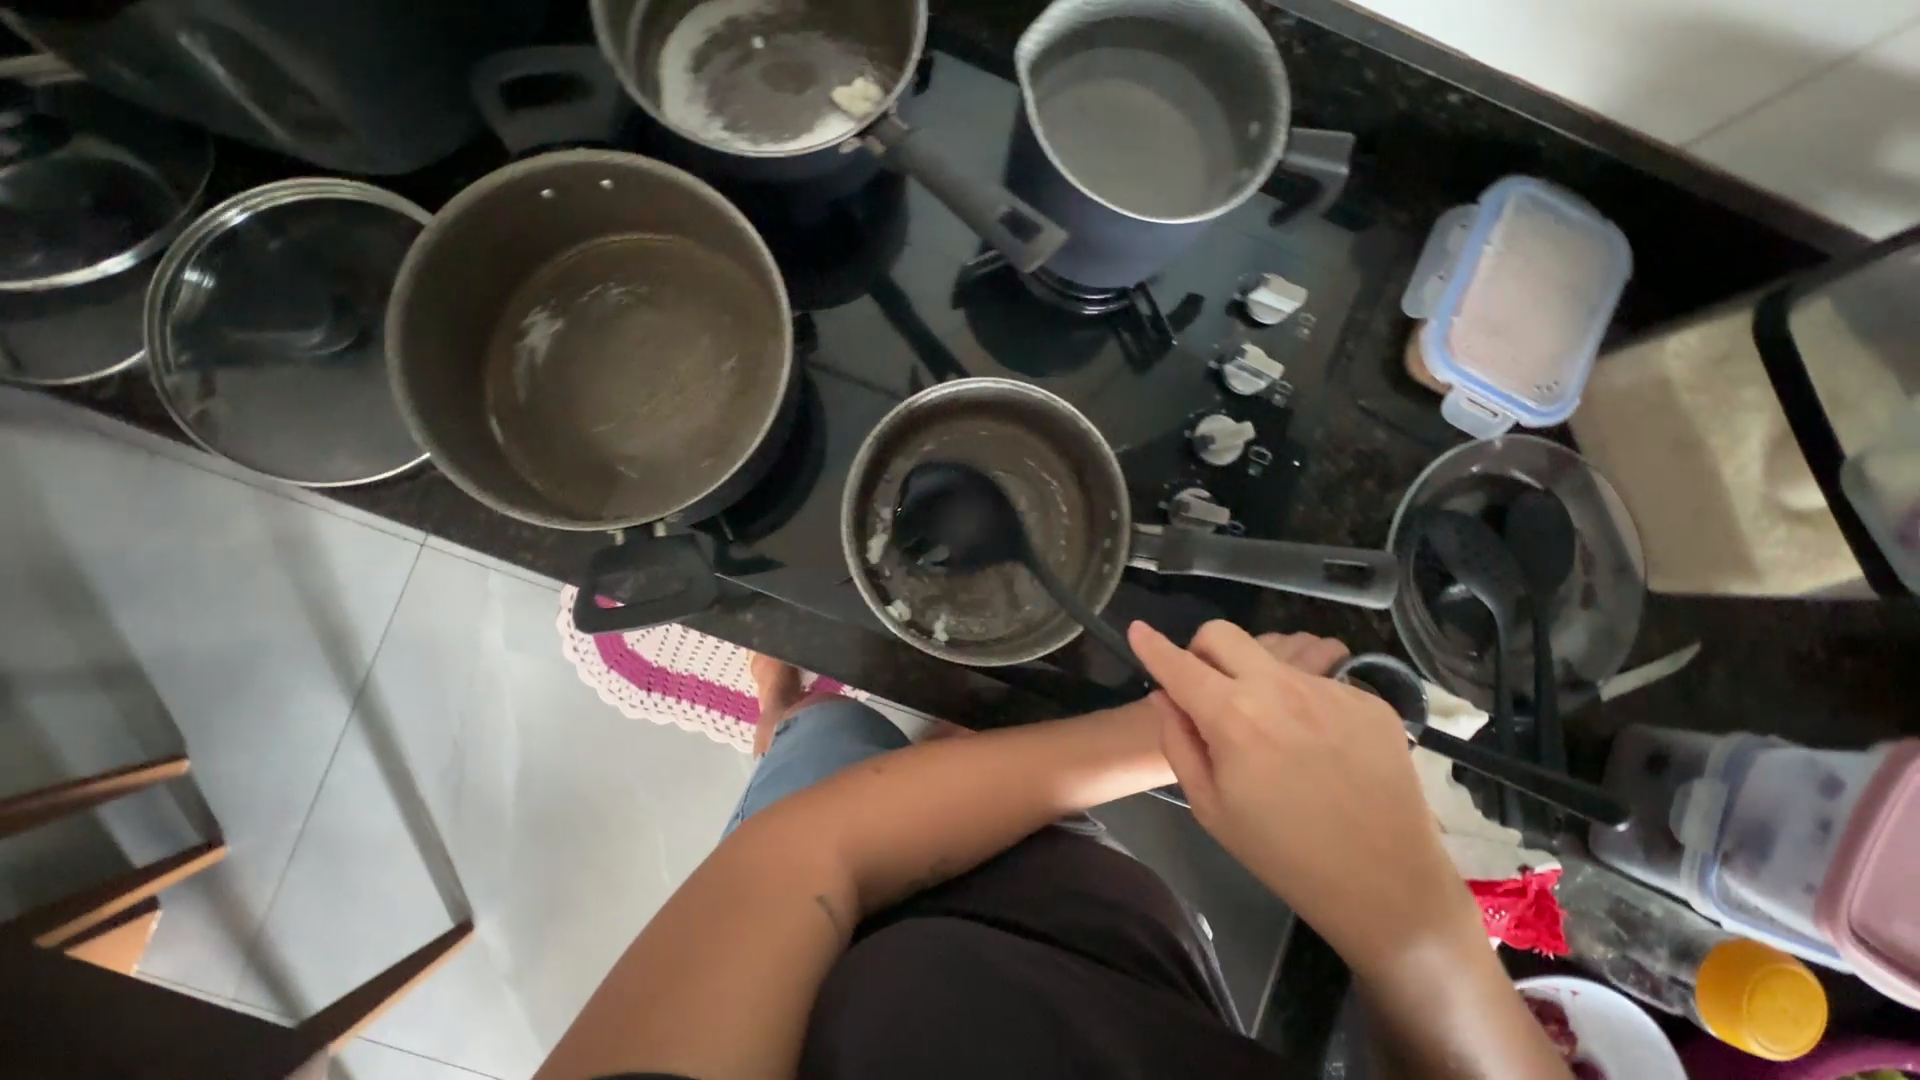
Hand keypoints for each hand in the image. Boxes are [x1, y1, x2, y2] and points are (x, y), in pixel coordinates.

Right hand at [1131, 620, 1482, 976]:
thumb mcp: (1210, 807)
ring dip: (1256, 683)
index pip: (1179, 664)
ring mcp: (1330, 690)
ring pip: (1273, 661)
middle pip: (1224, 634)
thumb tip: (1165, 697)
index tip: (1136, 630)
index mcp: (1234, 717)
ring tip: (1274, 737)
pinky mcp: (1369, 700)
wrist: (1386, 883)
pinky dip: (1302, 706)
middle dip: (1201, 650)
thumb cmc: (1283, 854)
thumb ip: (1178, 742)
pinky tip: (1318, 751)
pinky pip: (1317, 686)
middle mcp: (1281, 688)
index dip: (1151, 645)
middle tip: (1205, 689)